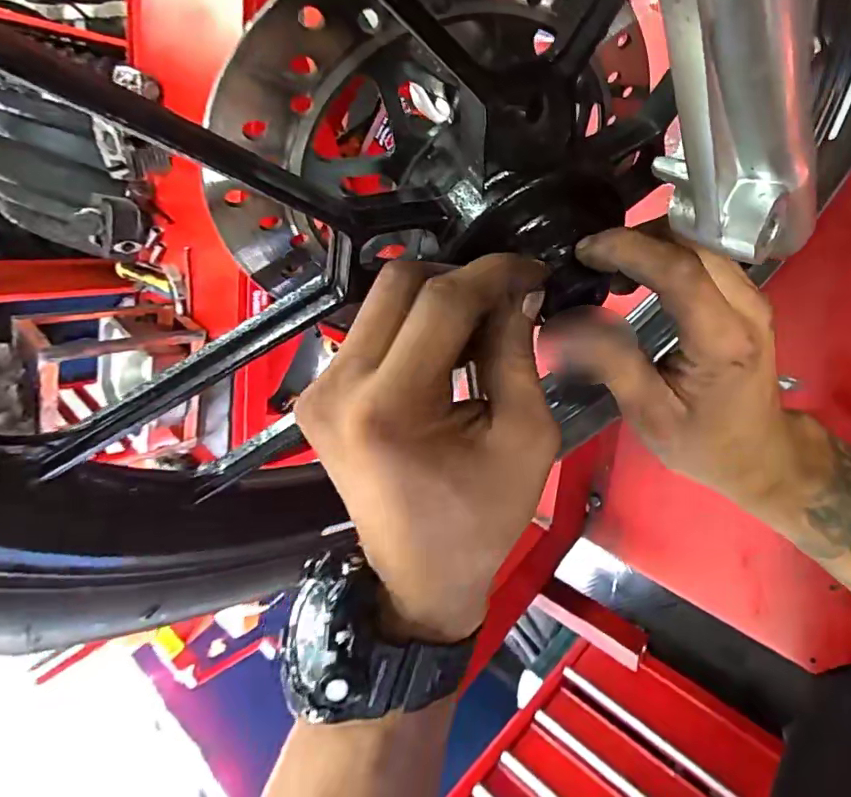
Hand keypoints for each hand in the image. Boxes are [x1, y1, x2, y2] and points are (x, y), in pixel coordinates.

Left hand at [295, 254, 555, 643]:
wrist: (419, 578)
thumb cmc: (482, 518)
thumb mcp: (525, 436)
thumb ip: (518, 353)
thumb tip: (519, 290)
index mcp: (390, 407)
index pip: (442, 300)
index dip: (494, 273)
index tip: (533, 271)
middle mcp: (339, 387)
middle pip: (400, 281)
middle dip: (463, 277)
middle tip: (506, 298)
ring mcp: (320, 389)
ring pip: (382, 298)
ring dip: (439, 298)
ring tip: (481, 327)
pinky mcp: (318, 393)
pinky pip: (371, 327)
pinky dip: (415, 323)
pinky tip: (447, 350)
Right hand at [555, 226, 822, 508]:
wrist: (760, 452)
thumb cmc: (704, 441)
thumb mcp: (650, 415)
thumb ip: (611, 361)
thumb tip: (567, 320)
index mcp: (723, 340)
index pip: (680, 270)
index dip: (630, 249)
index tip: (586, 250)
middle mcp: (746, 307)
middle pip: (691, 244)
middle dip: (637, 238)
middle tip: (593, 258)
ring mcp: (753, 296)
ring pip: (699, 242)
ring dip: (652, 243)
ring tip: (612, 267)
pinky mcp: (748, 294)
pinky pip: (705, 254)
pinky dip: (668, 252)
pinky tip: (641, 274)